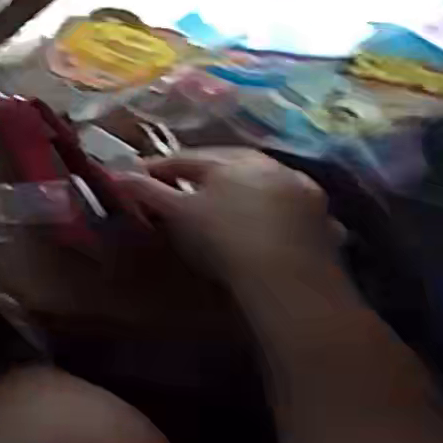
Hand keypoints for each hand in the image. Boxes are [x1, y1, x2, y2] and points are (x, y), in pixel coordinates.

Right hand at [122, 147, 340, 287]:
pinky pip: (284, 203)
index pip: (183, 157)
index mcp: (235, 162)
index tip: (132, 177)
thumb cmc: (222, 238)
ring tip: (209, 200)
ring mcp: (307, 194)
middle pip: (226, 161)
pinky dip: (264, 205)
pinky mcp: (324, 221)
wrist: (291, 285)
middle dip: (196, 169)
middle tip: (169, 183)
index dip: (154, 167)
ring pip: (258, 180)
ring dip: (233, 185)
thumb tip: (117, 175)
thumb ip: (143, 189)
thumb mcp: (173, 212)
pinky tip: (252, 218)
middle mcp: (276, 168)